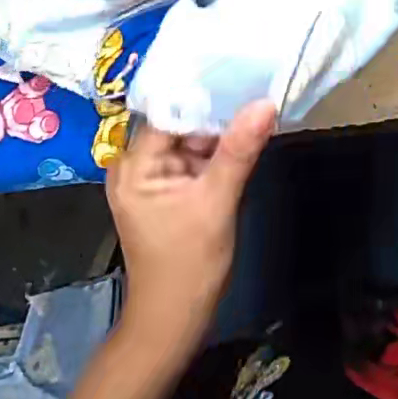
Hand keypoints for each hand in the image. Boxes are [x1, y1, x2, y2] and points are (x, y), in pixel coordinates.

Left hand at [106, 99, 276, 354]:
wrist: (173, 322)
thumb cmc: (189, 265)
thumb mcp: (217, 202)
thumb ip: (239, 150)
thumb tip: (264, 103)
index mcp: (134, 165)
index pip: (170, 114)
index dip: (204, 96)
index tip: (239, 77)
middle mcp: (133, 165)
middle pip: (178, 125)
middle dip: (214, 115)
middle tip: (253, 92)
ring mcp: (147, 179)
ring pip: (187, 142)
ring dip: (217, 134)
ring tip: (253, 109)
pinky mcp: (162, 191)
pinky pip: (189, 161)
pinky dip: (213, 155)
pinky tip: (241, 140)